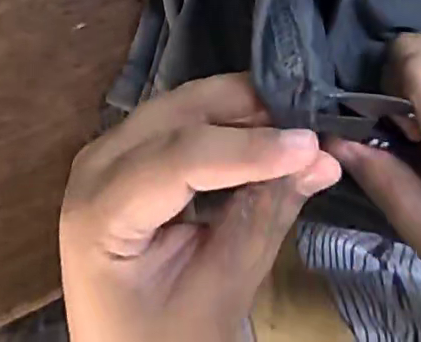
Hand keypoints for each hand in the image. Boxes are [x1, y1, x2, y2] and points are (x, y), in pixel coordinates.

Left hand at [59, 73, 341, 341]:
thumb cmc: (163, 339)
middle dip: (251, 109)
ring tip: (298, 120)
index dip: (248, 146)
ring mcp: (112, 147)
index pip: (179, 159)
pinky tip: (267, 125)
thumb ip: (265, 216)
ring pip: (187, 102)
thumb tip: (324, 158)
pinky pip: (184, 114)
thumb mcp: (218, 293)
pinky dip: (230, 116)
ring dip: (244, 106)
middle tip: (311, 117)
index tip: (309, 142)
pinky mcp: (132, 145)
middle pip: (181, 114)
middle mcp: (97, 162)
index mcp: (99, 212)